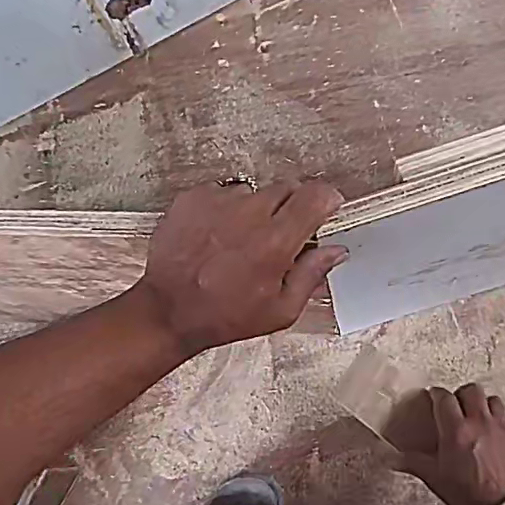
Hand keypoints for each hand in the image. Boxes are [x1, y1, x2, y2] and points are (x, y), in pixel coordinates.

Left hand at [129, 180, 347, 354]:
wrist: (169, 310)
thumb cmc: (222, 316)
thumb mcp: (279, 310)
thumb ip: (311, 275)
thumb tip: (335, 251)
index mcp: (274, 243)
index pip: (316, 196)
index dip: (325, 201)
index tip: (324, 208)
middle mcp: (248, 215)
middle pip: (287, 188)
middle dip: (289, 209)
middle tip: (275, 238)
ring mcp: (218, 203)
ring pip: (253, 192)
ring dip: (253, 211)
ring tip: (238, 243)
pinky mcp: (194, 198)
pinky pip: (222, 193)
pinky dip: (224, 211)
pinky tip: (216, 239)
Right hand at [395, 384, 504, 504]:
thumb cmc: (468, 493)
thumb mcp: (434, 477)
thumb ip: (412, 462)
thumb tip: (391, 458)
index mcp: (455, 430)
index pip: (444, 398)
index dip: (437, 394)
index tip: (433, 397)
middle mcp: (479, 423)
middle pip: (472, 390)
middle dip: (461, 394)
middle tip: (455, 404)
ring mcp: (499, 429)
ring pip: (492, 400)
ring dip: (482, 403)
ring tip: (475, 414)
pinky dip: (496, 421)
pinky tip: (490, 434)